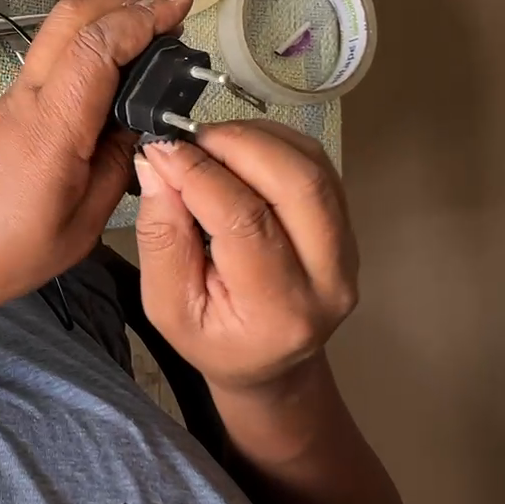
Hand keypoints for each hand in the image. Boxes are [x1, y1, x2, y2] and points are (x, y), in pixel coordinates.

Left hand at [0, 0, 195, 319]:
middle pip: (68, 18)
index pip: (96, 47)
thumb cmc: (1, 254)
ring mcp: (10, 100)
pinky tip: (110, 76)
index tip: (177, 8)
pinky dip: (83, 50)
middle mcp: (27, 100)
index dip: (140, 19)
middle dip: (121, 1)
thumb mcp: (80, 225)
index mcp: (51, 129)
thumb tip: (139, 126)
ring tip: (147, 36)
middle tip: (166, 9)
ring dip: (103, 21)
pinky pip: (47, 63)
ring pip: (55, 35)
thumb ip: (116, 167)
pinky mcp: (3, 109)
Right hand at [133, 120, 358, 394]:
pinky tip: (236, 151)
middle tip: (189, 138)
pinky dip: (273, 143)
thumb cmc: (213, 340)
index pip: (243, 220)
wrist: (271, 365)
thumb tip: (156, 164)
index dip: (198, 173)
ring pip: (312, 165)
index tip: (159, 148)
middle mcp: (328, 277)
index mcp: (278, 310)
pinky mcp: (347, 224)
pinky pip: (317, 164)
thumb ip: (160, 236)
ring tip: (208, 143)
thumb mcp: (166, 306)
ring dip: (255, 139)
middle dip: (236, 144)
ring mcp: (348, 249)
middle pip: (297, 182)